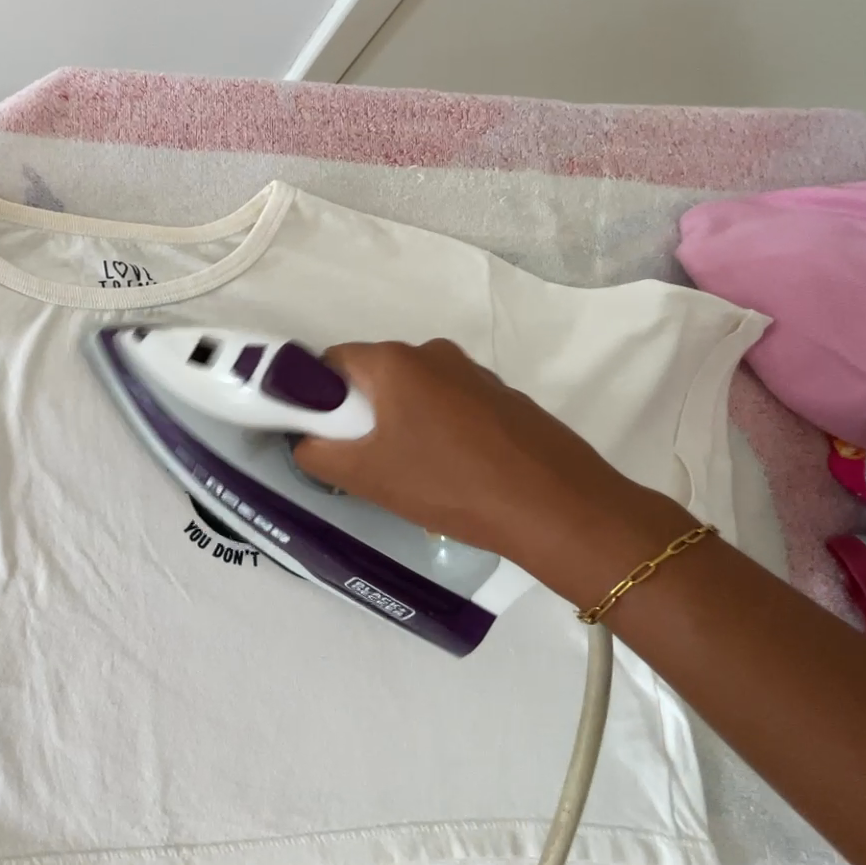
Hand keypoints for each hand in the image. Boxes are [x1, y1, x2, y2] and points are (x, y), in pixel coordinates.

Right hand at [291, 339, 699, 602]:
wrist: (560, 511)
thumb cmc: (448, 484)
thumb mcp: (362, 476)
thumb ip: (314, 452)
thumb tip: (305, 441)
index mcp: (392, 361)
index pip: (329, 363)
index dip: (315, 396)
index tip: (323, 435)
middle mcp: (432, 353)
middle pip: (372, 375)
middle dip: (359, 411)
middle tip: (362, 458)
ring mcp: (474, 373)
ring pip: (413, 391)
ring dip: (400, 421)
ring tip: (411, 469)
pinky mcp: (505, 397)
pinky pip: (450, 404)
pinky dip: (439, 428)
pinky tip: (453, 469)